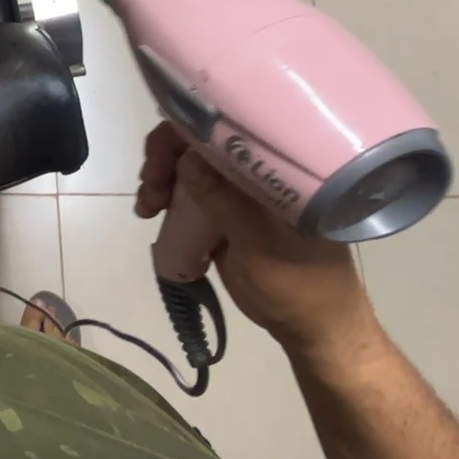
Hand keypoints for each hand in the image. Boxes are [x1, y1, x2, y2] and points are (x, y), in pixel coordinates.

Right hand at [137, 123, 381, 367]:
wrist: (311, 330)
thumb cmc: (298, 288)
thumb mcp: (260, 246)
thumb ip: (225, 202)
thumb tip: (187, 158)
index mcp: (277, 168)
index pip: (226, 128)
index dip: (186, 134)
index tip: (161, 163)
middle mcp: (257, 170)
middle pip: (199, 141)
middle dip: (164, 159)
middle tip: (150, 191)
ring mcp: (239, 189)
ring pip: (187, 163)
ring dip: (160, 179)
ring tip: (147, 209)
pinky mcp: (224, 209)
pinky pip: (187, 189)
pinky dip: (165, 195)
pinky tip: (152, 213)